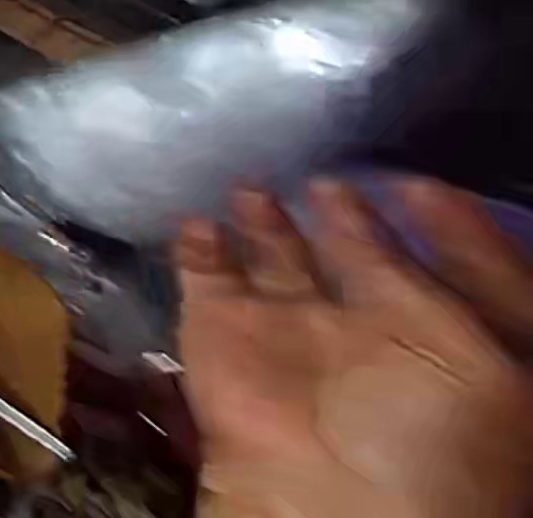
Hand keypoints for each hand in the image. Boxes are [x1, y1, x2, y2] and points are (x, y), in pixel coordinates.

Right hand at [178, 179, 532, 517]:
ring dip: (263, 218)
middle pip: (352, 256)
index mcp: (449, 340)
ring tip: (254, 182)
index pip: (450, 269)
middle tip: (326, 176)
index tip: (412, 180)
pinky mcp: (216, 318)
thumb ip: (410, 273)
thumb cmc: (431, 430)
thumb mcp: (467, 352)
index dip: (441, 227)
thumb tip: (352, 205)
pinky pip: (201, 267)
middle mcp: (369, 325)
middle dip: (340, 214)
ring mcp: (284, 321)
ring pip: (271, 254)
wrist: (325, 485)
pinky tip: (199, 217)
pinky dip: (196, 240)